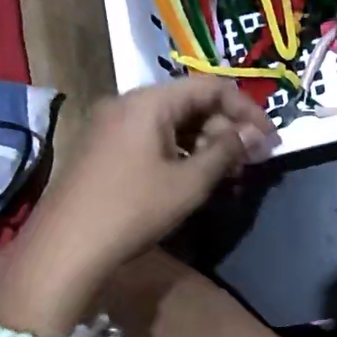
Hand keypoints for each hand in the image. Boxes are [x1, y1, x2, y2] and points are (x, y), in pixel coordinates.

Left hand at [0, 78, 275, 328]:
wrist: (66, 248)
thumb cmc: (134, 210)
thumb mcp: (190, 182)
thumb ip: (226, 151)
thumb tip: (254, 135)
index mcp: (149, 102)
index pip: (211, 87)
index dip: (247, 109)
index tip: (270, 139)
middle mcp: (129, 104)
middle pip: (192, 103)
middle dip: (227, 129)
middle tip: (252, 161)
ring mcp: (113, 126)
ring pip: (175, 122)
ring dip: (207, 143)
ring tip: (229, 174)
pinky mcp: (106, 148)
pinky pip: (155, 138)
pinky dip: (182, 152)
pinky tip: (197, 178)